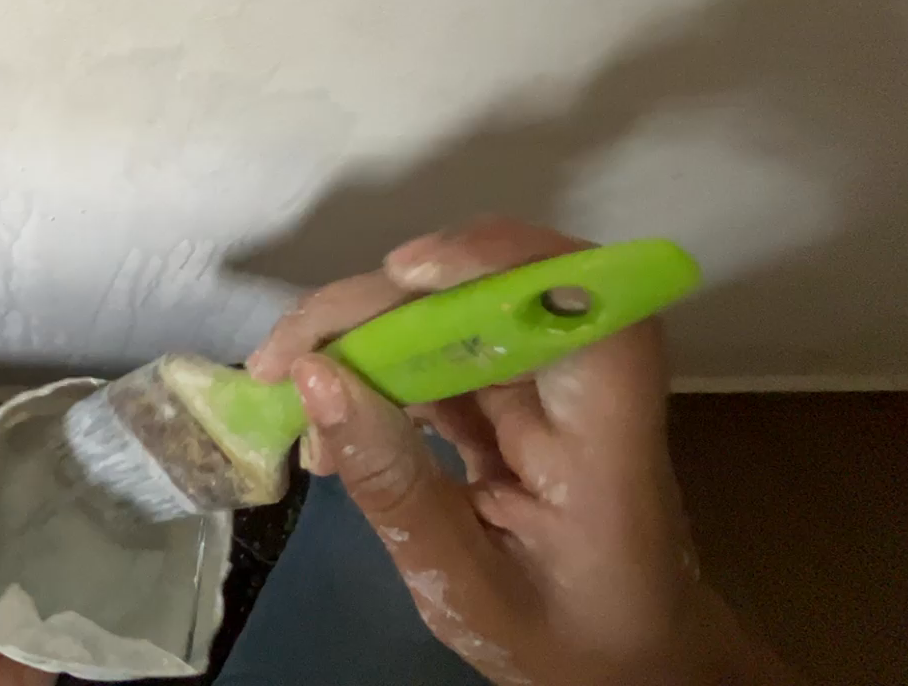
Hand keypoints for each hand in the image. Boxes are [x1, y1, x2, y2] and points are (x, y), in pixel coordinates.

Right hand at [246, 218, 796, 685]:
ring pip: (441, 313)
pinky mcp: (503, 390)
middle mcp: (575, 391)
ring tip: (283, 379)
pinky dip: (364, 368)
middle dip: (368, 308)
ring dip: (352, 331)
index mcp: (604, 446)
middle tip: (281, 356)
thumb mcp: (461, 588)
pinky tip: (324, 412)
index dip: (504, 262)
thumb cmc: (566, 643)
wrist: (626, 663)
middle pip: (479, 296)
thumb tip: (313, 377)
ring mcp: (537, 385)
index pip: (587, 315)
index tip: (401, 272)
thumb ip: (392, 489)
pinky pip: (425, 350)